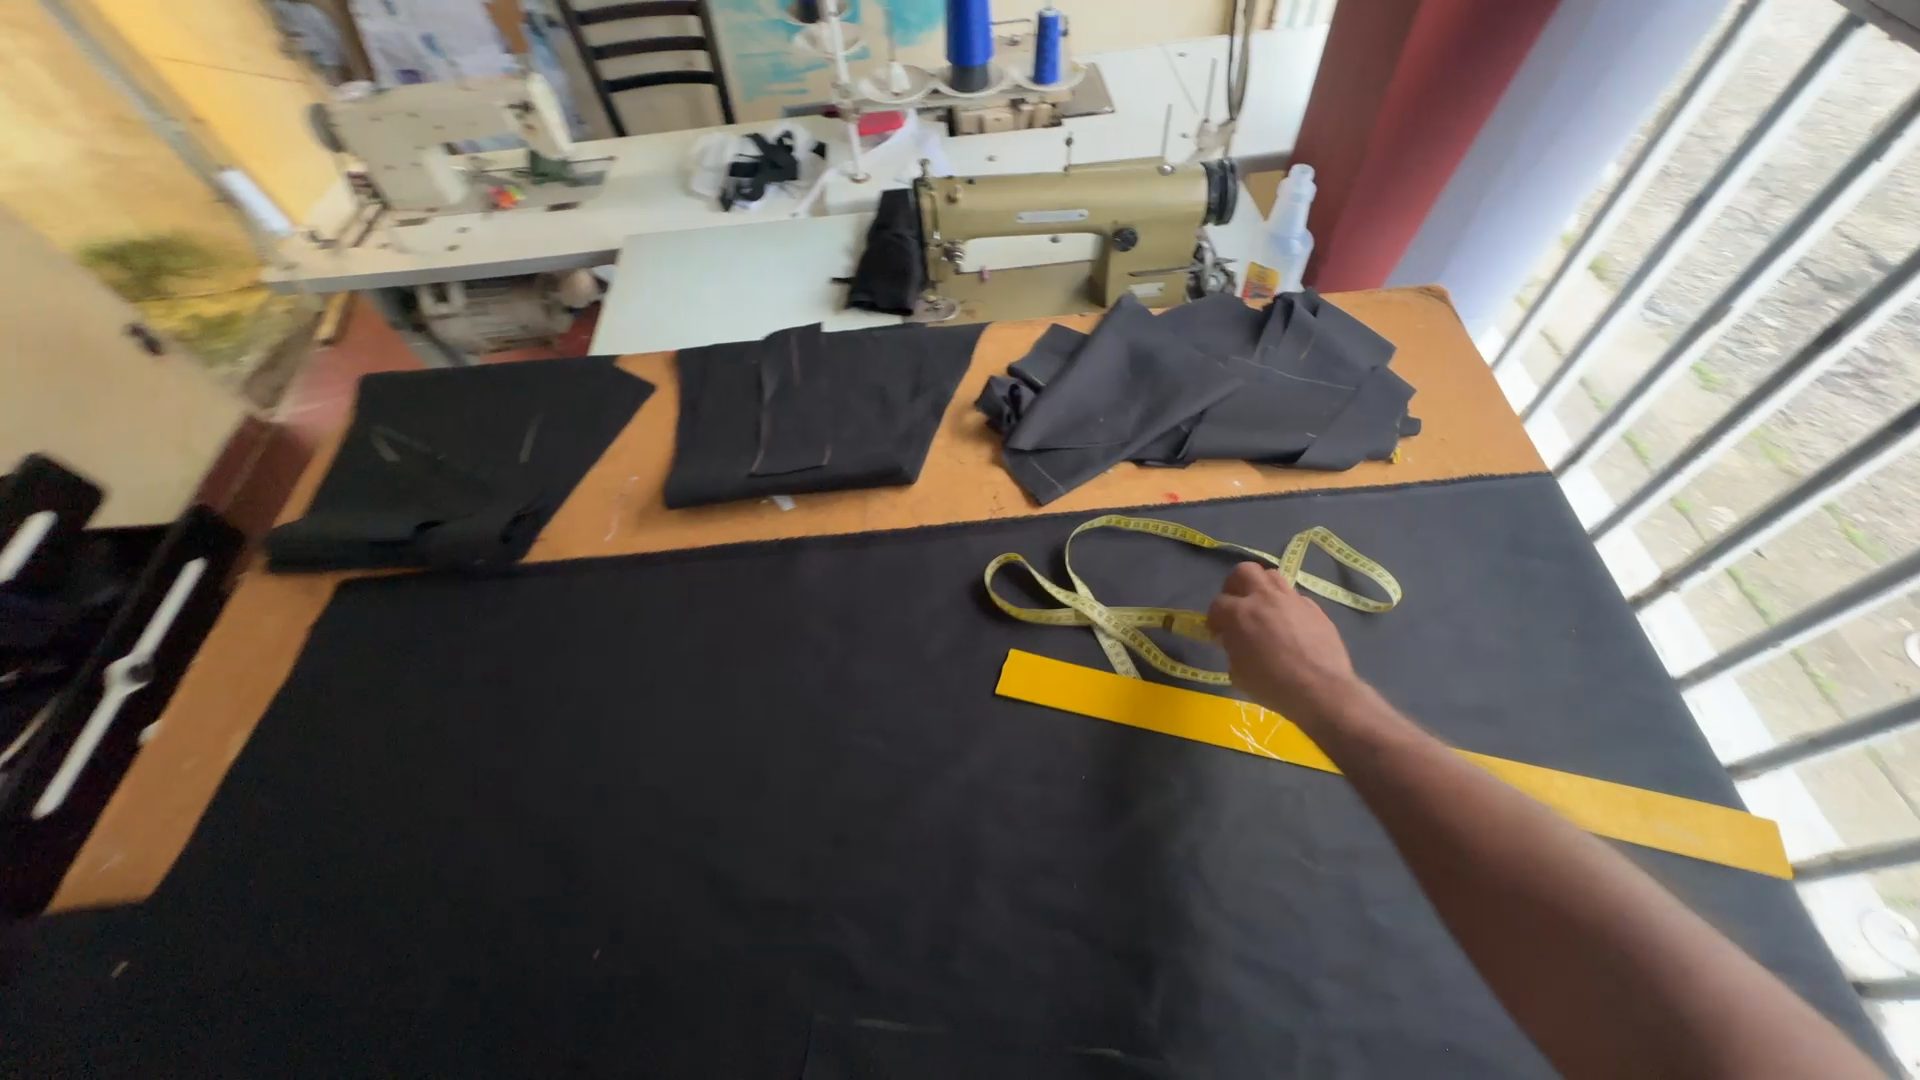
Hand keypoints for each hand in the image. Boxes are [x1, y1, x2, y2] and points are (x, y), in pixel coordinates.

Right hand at [1208, 562, 1361, 722]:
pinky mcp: (1314, 608)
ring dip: (1262, 587)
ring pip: (1272, 575)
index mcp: (1239, 614)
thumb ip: (1233, 648)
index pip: (1217, 603)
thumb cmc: (1272, 686)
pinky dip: (1286, 605)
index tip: (1219, 632)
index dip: (1215, 618)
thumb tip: (1236, 641)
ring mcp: (1292, 600)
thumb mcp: (1238, 672)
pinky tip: (1289, 624)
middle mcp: (1264, 598)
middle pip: (1244, 571)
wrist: (1320, 690)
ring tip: (1263, 607)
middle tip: (1237, 604)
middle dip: (1235, 585)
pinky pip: (1295, 597)